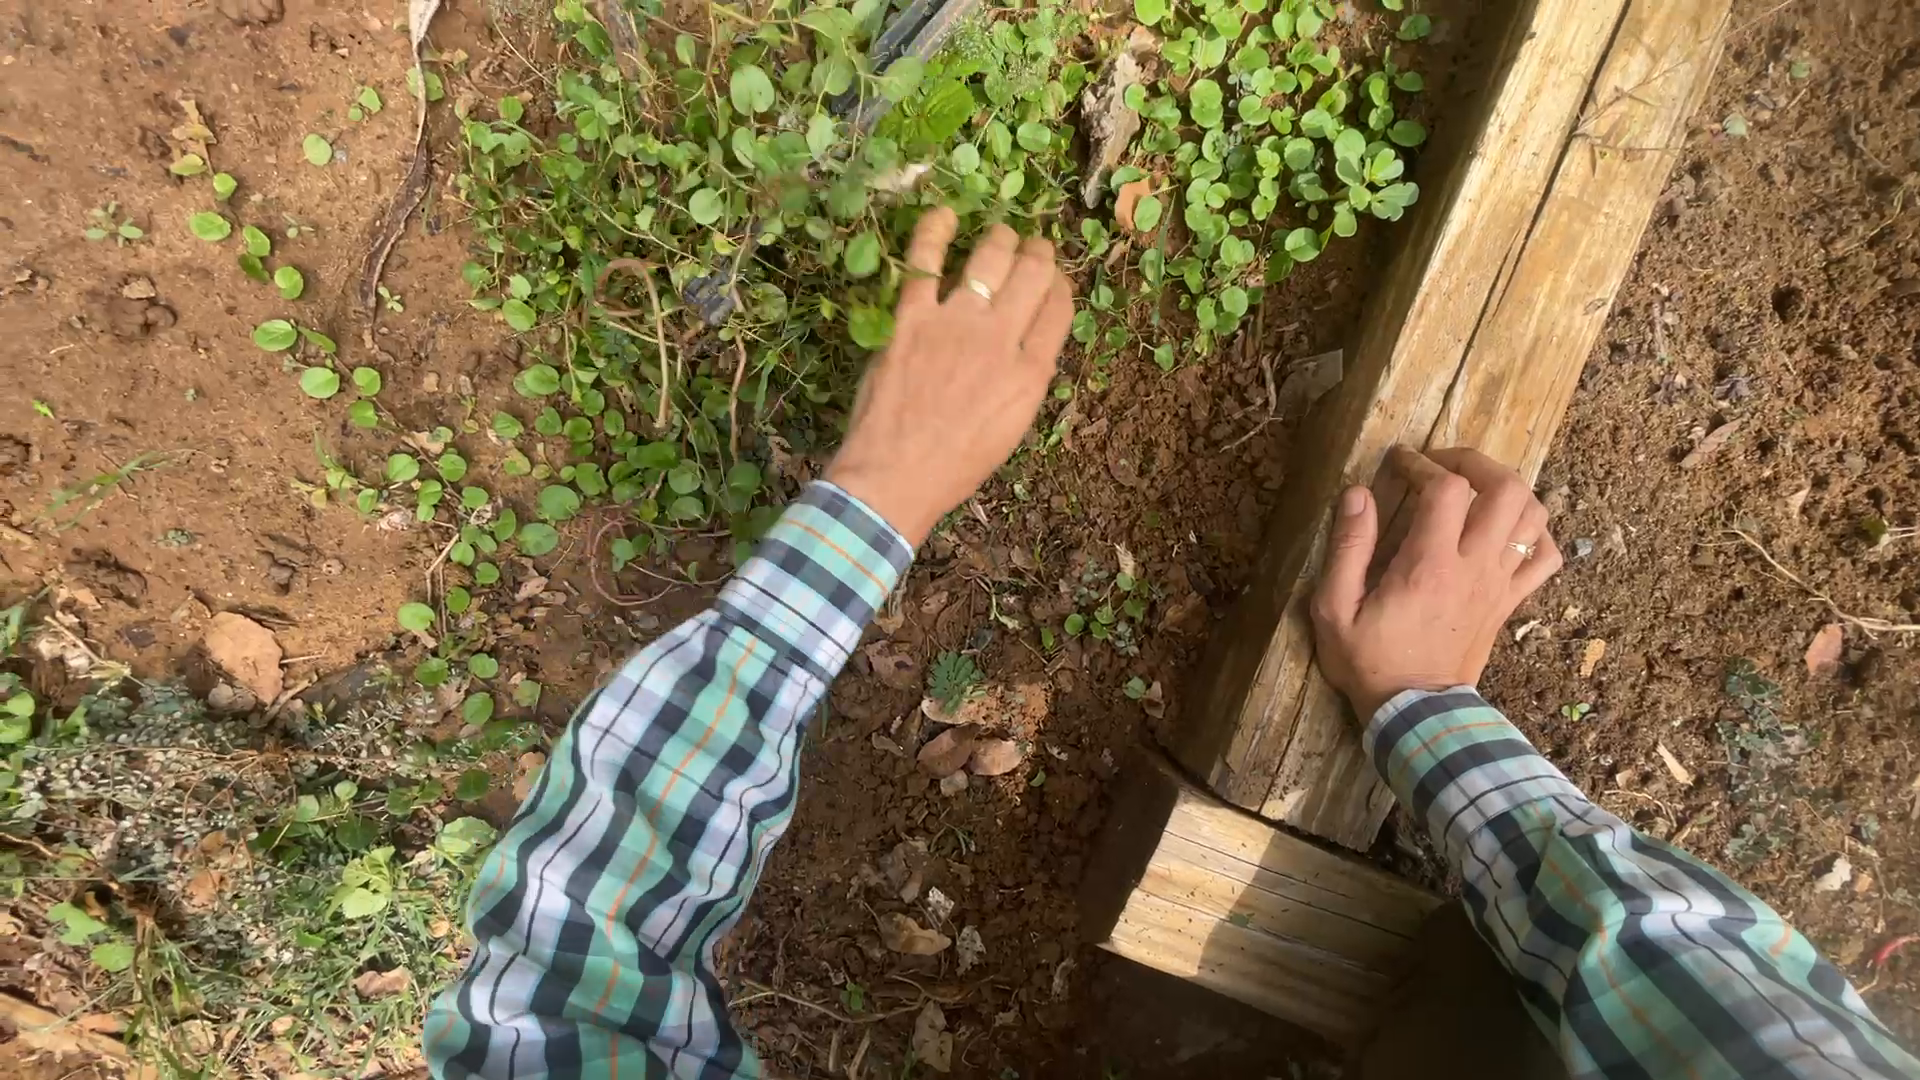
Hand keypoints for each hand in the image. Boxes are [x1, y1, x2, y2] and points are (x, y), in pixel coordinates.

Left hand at [825, 207, 1073, 546]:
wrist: (897, 477)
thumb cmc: (955, 465)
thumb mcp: (1010, 430)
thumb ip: (1024, 381)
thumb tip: (1028, 346)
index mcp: (1030, 373)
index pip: (1059, 309)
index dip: (1060, 287)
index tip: (1053, 282)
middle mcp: (1000, 338)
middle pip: (1032, 274)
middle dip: (1038, 254)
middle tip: (1032, 250)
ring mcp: (955, 322)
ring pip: (990, 258)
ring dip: (1001, 239)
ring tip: (1001, 235)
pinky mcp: (910, 317)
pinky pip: (925, 260)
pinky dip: (935, 231)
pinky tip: (944, 216)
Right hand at [1311, 446, 1563, 722]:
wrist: (1414, 711)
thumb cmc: (1366, 658)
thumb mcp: (1333, 607)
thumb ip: (1347, 548)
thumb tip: (1357, 494)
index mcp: (1429, 564)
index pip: (1446, 490)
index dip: (1422, 464)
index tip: (1397, 461)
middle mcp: (1475, 566)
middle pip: (1507, 489)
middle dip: (1476, 462)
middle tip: (1442, 463)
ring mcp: (1500, 584)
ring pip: (1534, 515)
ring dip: (1507, 489)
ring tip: (1472, 488)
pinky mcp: (1510, 602)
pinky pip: (1546, 556)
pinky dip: (1534, 531)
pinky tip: (1505, 530)